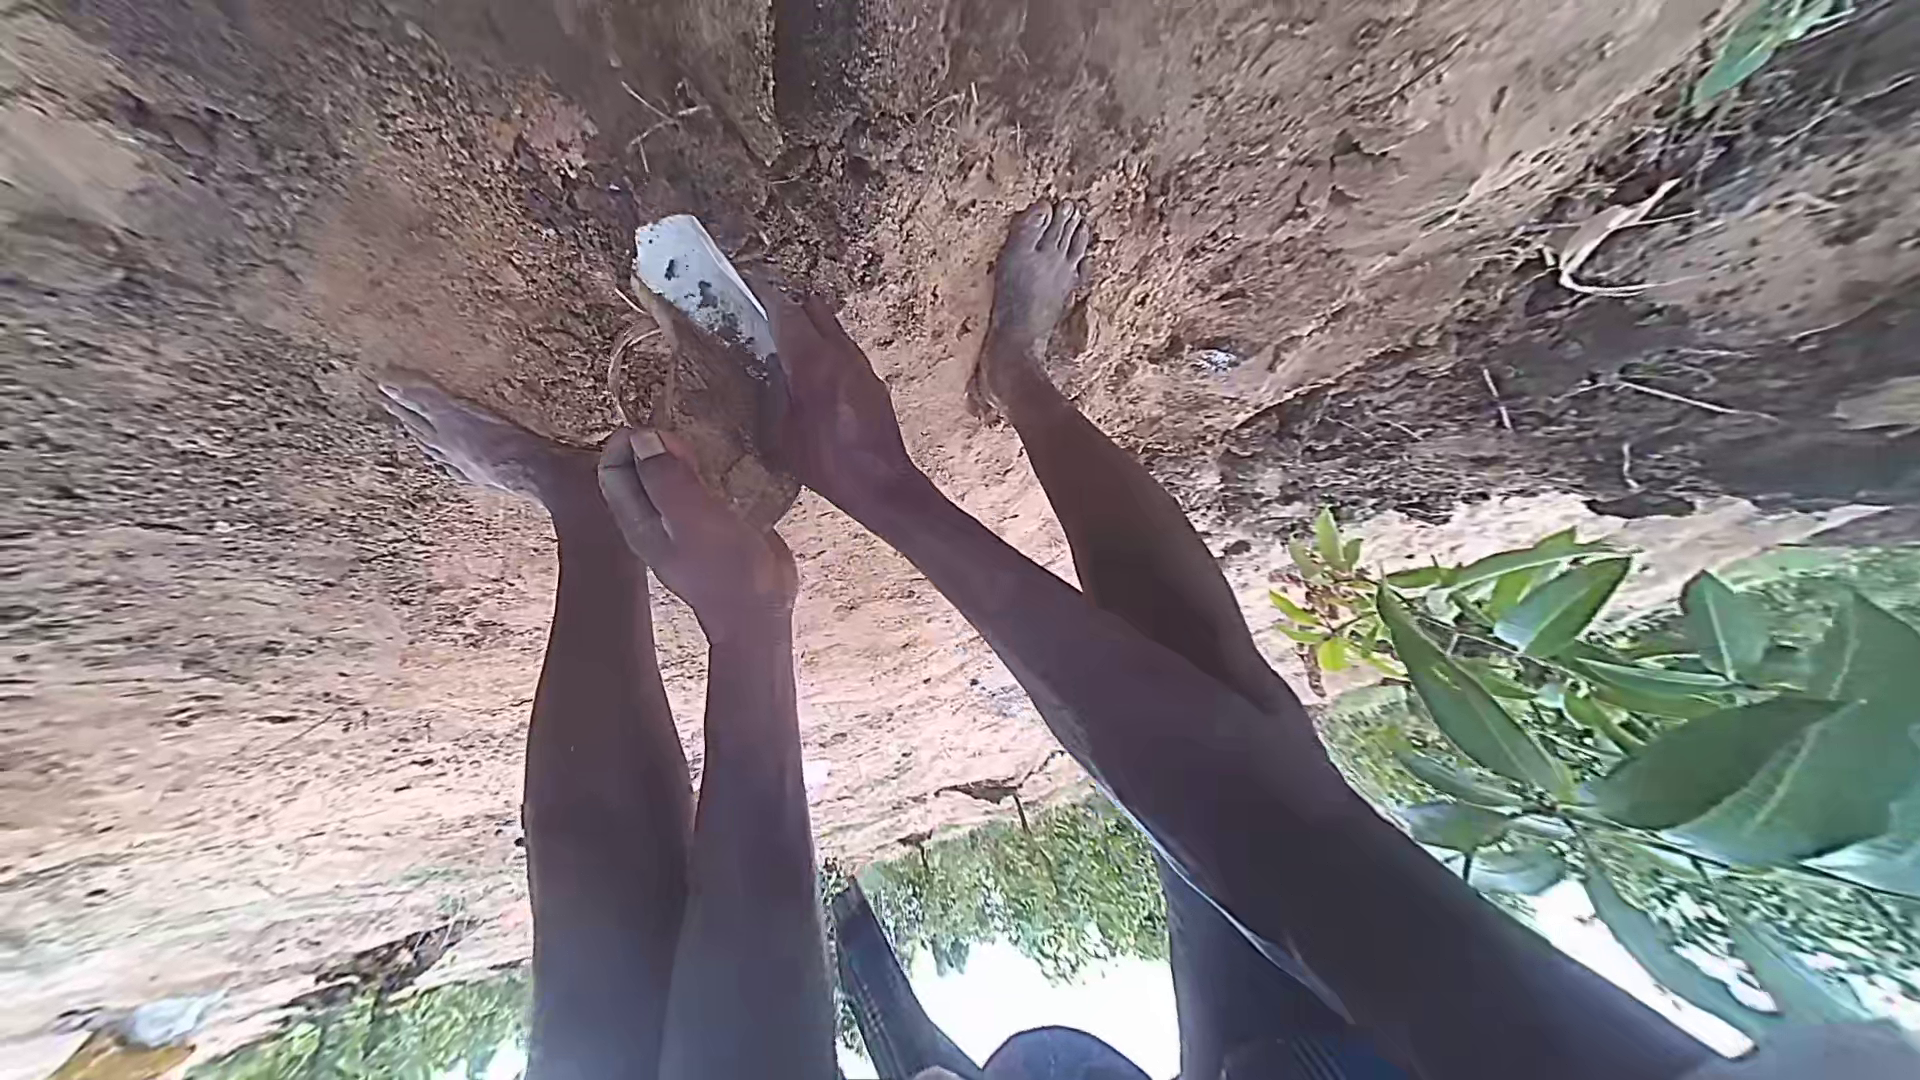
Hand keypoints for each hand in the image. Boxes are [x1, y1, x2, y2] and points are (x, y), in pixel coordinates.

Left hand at [597, 428, 796, 636]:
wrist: (762, 608)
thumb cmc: (726, 571)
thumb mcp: (692, 521)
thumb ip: (666, 479)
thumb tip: (644, 436)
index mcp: (640, 521)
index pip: (614, 470)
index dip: (629, 444)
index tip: (662, 428)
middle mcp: (660, 519)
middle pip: (644, 469)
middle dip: (660, 444)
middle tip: (690, 431)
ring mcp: (690, 521)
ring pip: (677, 475)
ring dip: (690, 455)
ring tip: (711, 440)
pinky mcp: (721, 521)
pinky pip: (709, 486)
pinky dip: (715, 470)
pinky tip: (734, 463)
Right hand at [755, 279, 923, 512]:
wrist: (881, 484)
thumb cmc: (829, 464)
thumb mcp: (783, 433)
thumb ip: (775, 393)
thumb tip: (774, 367)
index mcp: (813, 362)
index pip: (786, 312)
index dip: (767, 296)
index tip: (752, 287)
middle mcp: (842, 356)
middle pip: (815, 311)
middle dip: (792, 306)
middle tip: (770, 309)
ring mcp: (863, 368)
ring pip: (835, 332)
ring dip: (814, 328)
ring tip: (792, 338)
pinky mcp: (874, 384)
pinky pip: (848, 354)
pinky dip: (830, 350)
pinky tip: (819, 369)